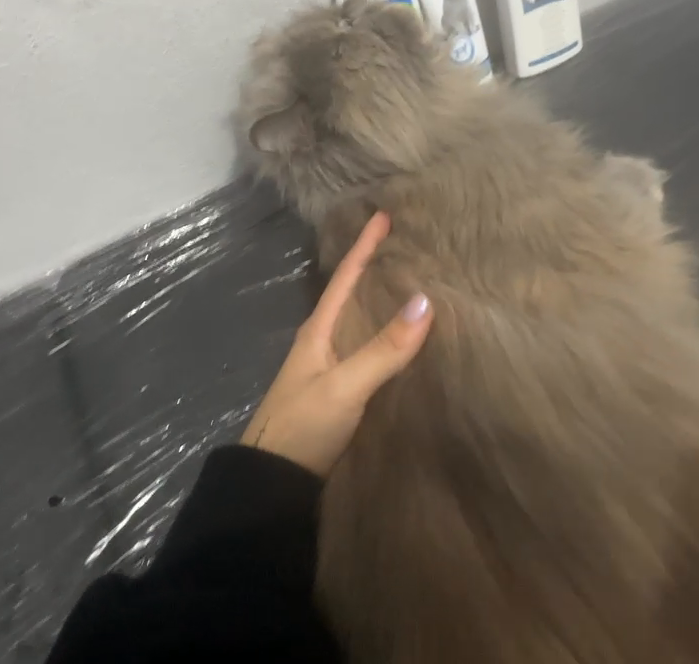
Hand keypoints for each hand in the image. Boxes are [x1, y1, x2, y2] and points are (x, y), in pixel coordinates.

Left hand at [243, 211, 431, 475]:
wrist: (273, 483)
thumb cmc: (303, 424)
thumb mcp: (344, 386)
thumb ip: (383, 349)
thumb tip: (426, 300)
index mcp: (318, 330)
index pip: (345, 276)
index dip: (364, 245)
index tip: (384, 214)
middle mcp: (324, 341)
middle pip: (352, 294)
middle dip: (376, 266)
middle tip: (408, 243)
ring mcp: (331, 367)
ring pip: (361, 321)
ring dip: (382, 300)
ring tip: (414, 280)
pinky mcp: (341, 392)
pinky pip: (369, 349)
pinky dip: (387, 334)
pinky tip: (406, 338)